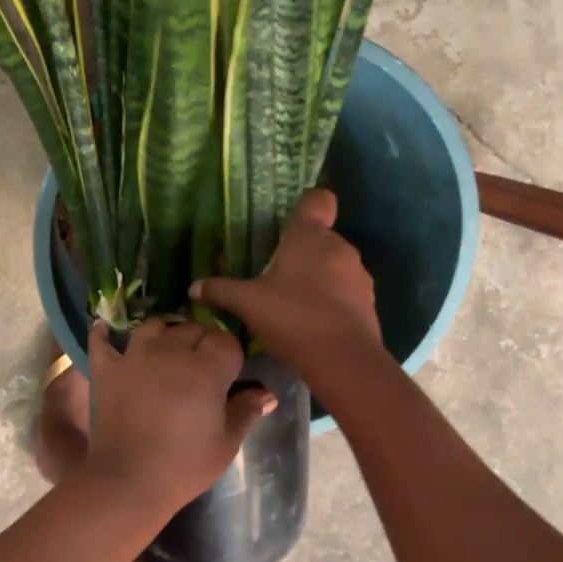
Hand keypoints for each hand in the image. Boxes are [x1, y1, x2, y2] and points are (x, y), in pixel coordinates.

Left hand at [81, 318, 273, 512]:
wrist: (130, 477)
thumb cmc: (185, 464)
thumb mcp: (226, 442)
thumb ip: (246, 411)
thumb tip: (266, 394)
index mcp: (205, 368)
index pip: (225, 340)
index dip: (230, 353)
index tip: (230, 371)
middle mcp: (170, 351)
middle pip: (191, 328)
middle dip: (201, 341)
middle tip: (202, 365)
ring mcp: (134, 355)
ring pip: (153, 325)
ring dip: (164, 332)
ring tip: (167, 349)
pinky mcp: (106, 367)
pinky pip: (102, 339)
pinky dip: (104, 332)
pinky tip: (106, 329)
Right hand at [191, 189, 385, 374]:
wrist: (344, 361)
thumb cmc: (293, 316)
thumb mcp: (246, 303)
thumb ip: (220, 290)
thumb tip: (193, 287)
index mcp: (310, 237)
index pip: (318, 200)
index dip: (306, 202)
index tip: (289, 217)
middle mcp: (339, 248)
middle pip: (321, 236)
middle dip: (300, 250)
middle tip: (274, 270)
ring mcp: (358, 275)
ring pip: (334, 264)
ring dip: (317, 275)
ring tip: (291, 299)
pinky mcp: (368, 303)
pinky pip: (345, 290)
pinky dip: (330, 298)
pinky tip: (310, 319)